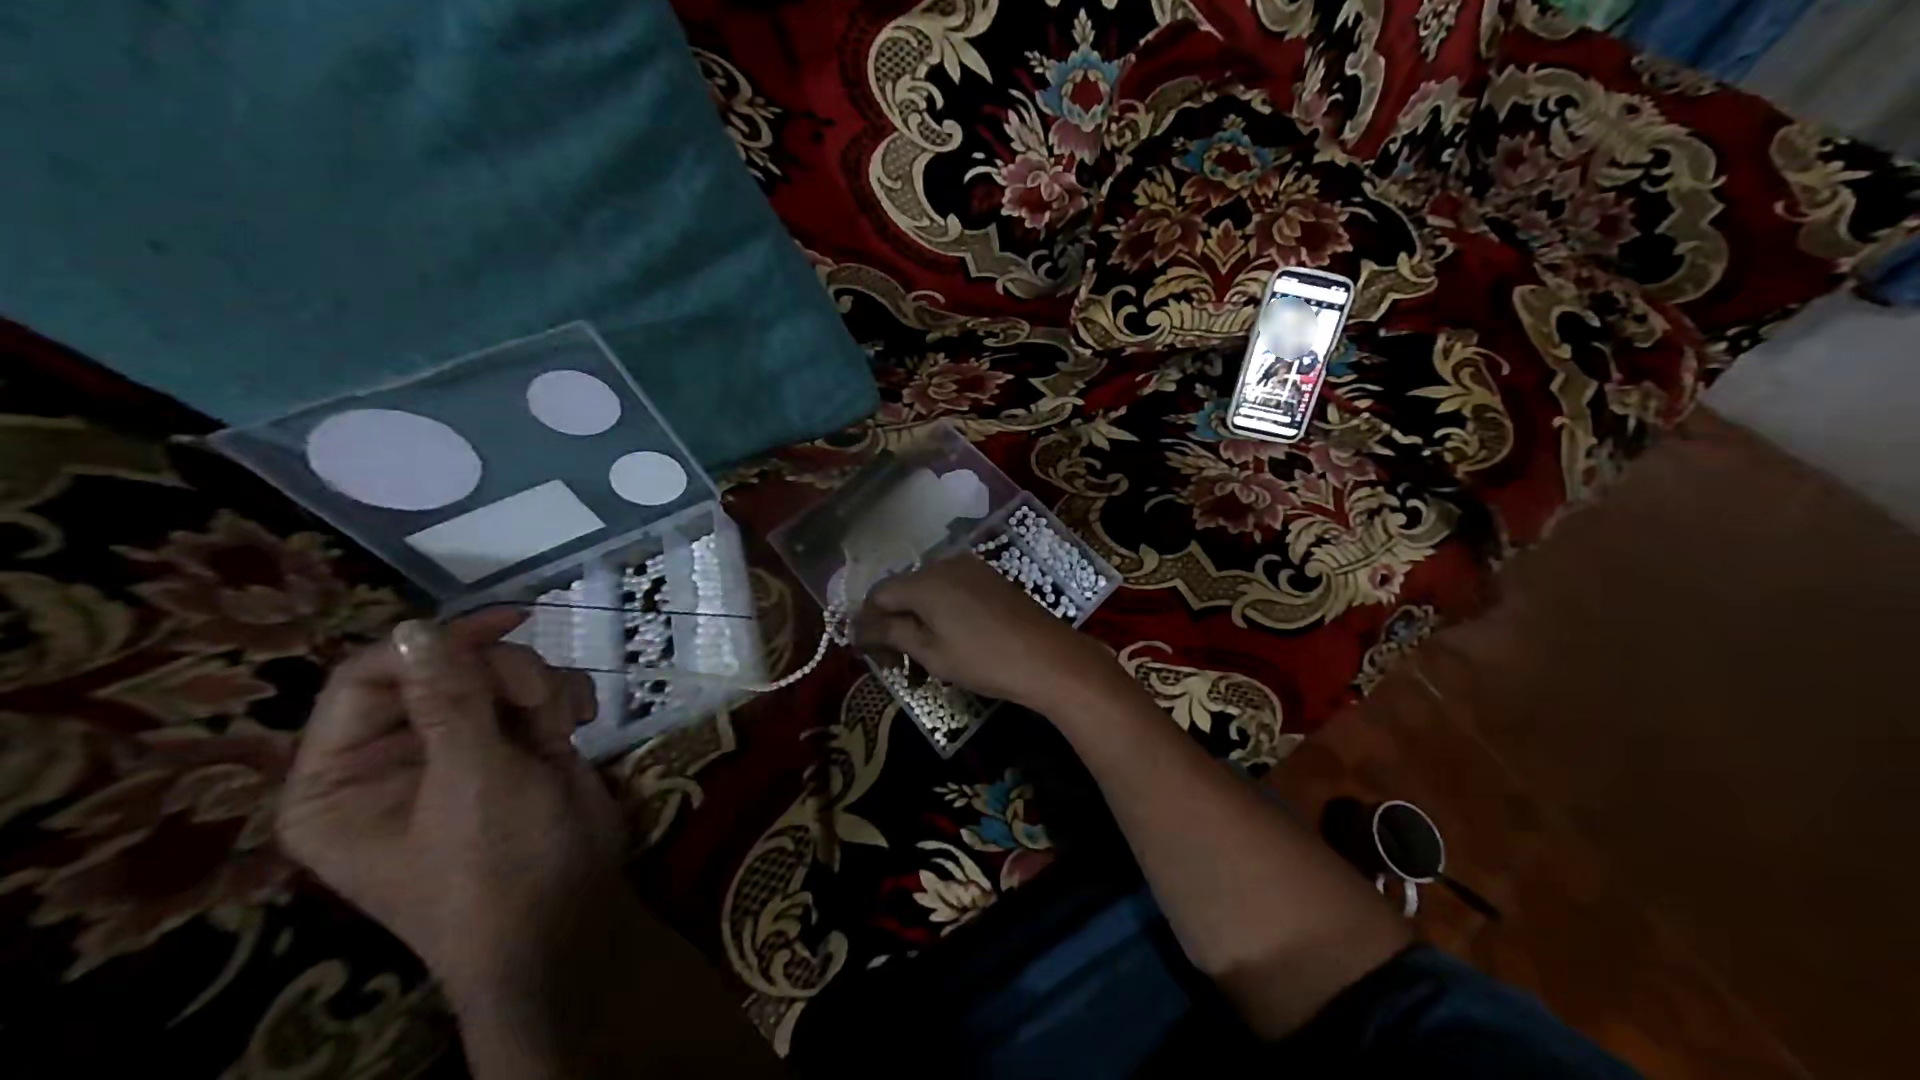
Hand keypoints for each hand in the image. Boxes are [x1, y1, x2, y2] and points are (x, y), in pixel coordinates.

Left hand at [277, 610, 618, 1008]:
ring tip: (561, 729)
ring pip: (496, 673)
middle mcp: (395, 755)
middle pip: (441, 668)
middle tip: (539, 700)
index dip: (431, 645)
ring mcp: (461, 748)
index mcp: (343, 776)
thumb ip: (448, 700)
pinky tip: (579, 724)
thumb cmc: (500, 866)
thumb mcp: (471, 783)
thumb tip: (416, 624)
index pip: (367, 678)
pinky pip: (535, 692)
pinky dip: (562, 699)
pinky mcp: (515, 745)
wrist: (572, 916)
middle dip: (502, 676)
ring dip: (539, 689)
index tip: (503, 624)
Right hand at [854, 555, 1121, 712]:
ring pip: (929, 589)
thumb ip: (893, 634)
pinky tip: (949, 637)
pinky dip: (941, 610)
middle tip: (893, 658)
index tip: (866, 651)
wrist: (1048, 657)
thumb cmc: (984, 659)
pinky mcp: (991, 578)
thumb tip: (860, 628)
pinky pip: (952, 589)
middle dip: (892, 620)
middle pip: (904, 588)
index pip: (879, 593)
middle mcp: (945, 564)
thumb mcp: (932, 652)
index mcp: (925, 581)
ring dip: (917, 617)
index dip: (867, 622)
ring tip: (921, 653)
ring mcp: (971, 568)